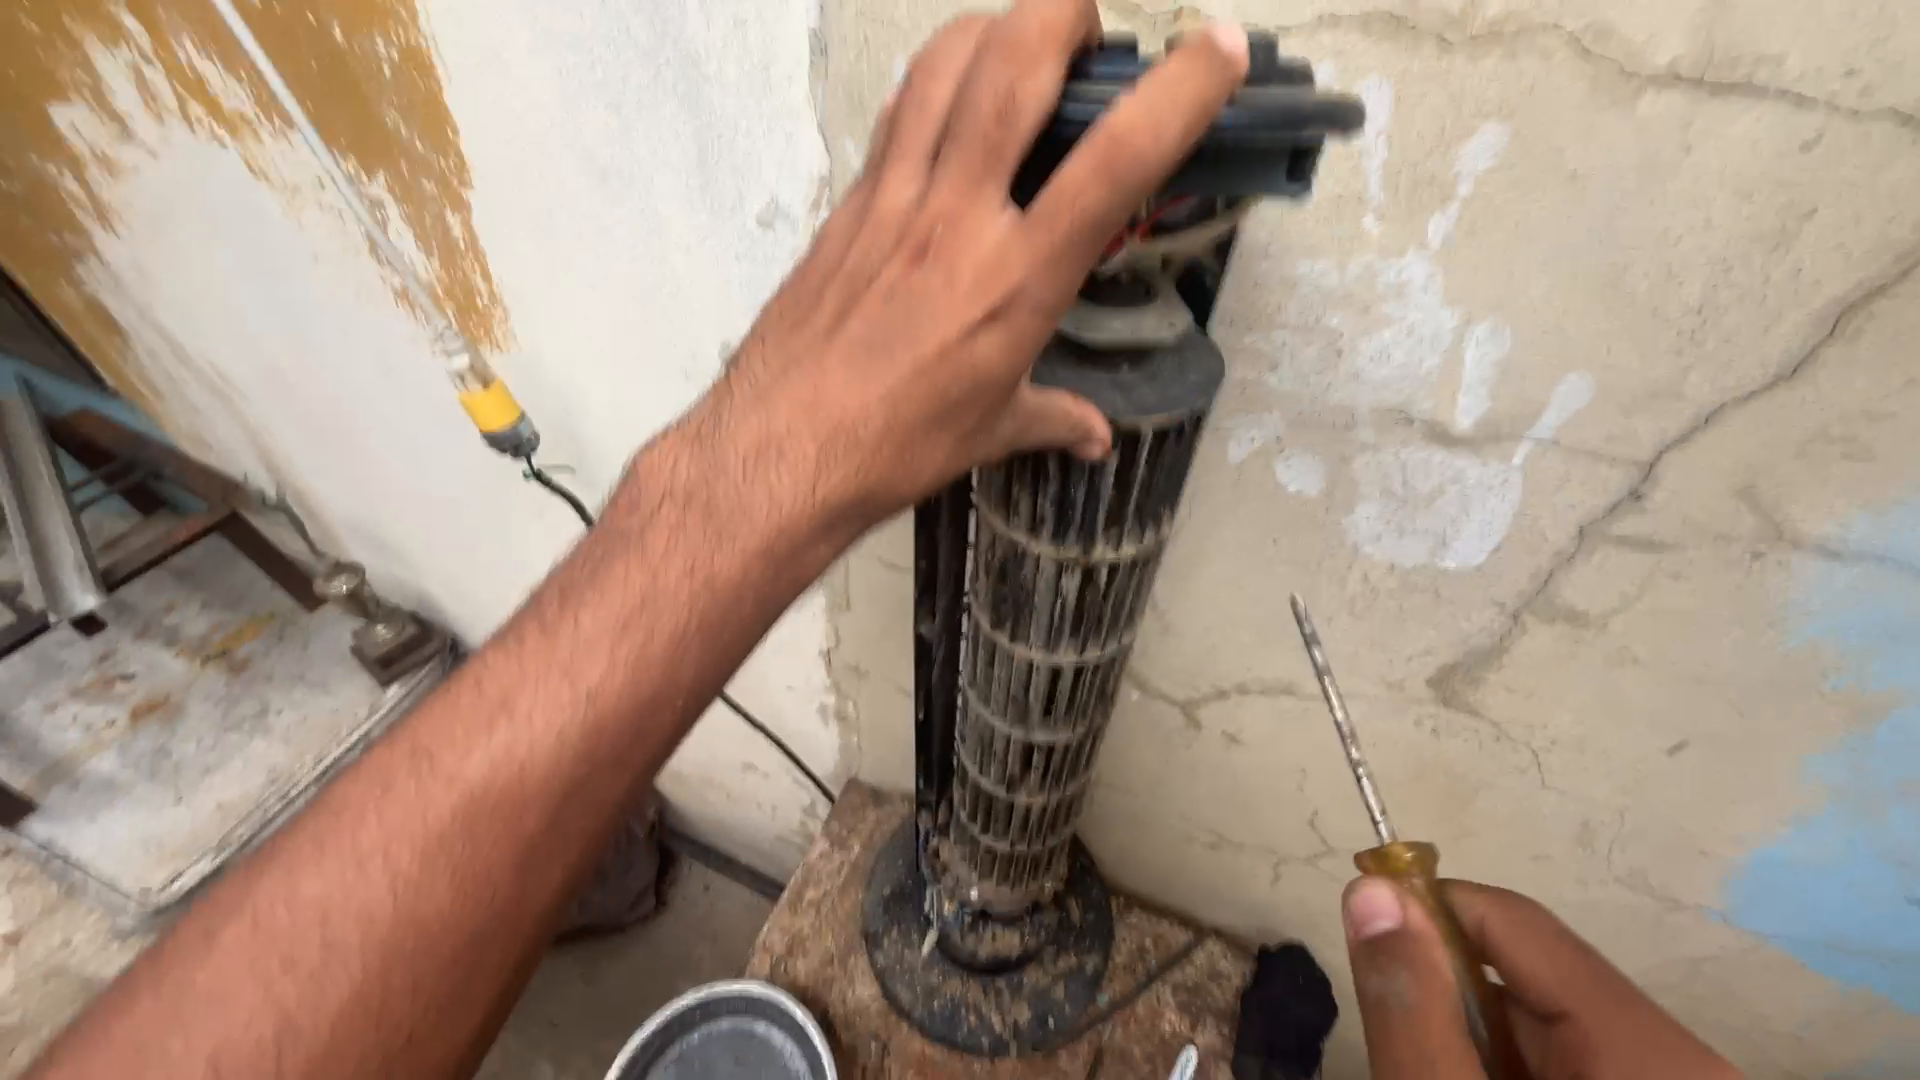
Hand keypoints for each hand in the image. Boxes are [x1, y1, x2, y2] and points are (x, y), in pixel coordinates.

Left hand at [702, 0, 1249, 530]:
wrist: (781, 450)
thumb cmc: (896, 448)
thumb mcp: (991, 433)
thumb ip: (1053, 420)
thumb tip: (1093, 438)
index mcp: (1016, 281)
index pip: (1114, 163)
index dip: (1178, 92)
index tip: (1217, 50)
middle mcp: (958, 219)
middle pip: (1014, 61)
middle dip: (1066, 11)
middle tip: (1088, 33)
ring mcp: (893, 201)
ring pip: (944, 65)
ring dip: (994, 28)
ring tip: (1020, 45)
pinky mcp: (847, 206)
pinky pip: (894, 115)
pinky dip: (932, 84)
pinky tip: (945, 103)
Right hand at [1342, 876, 1741, 1079]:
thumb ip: (1411, 1002)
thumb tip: (1371, 887)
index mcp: (1651, 1051)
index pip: (1511, 920)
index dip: (1426, 909)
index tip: (1363, 930)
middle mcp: (1685, 1060)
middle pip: (1528, 973)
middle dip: (1450, 993)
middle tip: (1406, 1046)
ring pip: (1546, 1020)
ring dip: (1478, 1036)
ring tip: (1444, 1070)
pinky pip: (1576, 1056)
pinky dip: (1512, 1065)